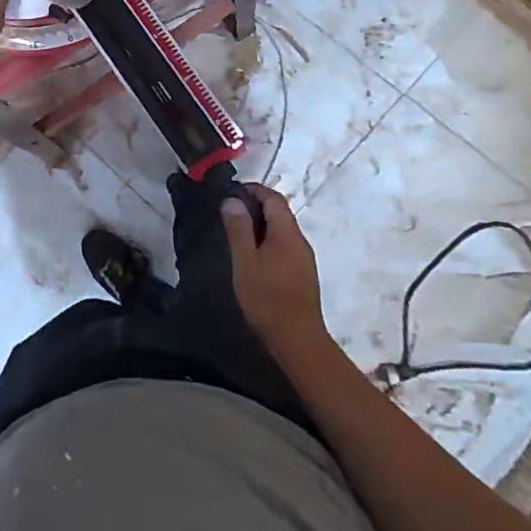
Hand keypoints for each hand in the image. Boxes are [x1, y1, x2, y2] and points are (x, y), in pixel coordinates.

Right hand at [223, 185, 329, 356]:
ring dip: (260, 225)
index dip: (253, 190)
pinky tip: (251, 257)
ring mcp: (303, 259)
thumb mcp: (245, 261)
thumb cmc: (267, 298)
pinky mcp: (302, 274)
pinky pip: (283, 246)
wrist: (297, 340)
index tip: (230, 193)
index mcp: (287, 234)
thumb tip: (233, 200)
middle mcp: (300, 242)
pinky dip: (266, 241)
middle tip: (227, 214)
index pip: (274, 198)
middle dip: (255, 207)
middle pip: (279, 213)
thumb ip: (239, 228)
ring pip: (281, 231)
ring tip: (235, 234)